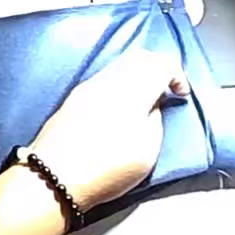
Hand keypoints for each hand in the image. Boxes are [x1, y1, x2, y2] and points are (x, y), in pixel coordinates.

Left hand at [28, 51, 188, 211]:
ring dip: (137, 74)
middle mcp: (108, 80)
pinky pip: (103, 77)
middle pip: (138, 57)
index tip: (181, 93)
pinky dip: (119, 81)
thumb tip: (152, 106)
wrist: (53, 177)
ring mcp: (87, 87)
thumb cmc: (105, 168)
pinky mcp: (72, 98)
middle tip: (166, 87)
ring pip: (118, 65)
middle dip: (157, 67)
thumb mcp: (147, 151)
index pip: (160, 64)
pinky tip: (120, 104)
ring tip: (144, 97)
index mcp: (131, 90)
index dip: (177, 75)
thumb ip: (155, 120)